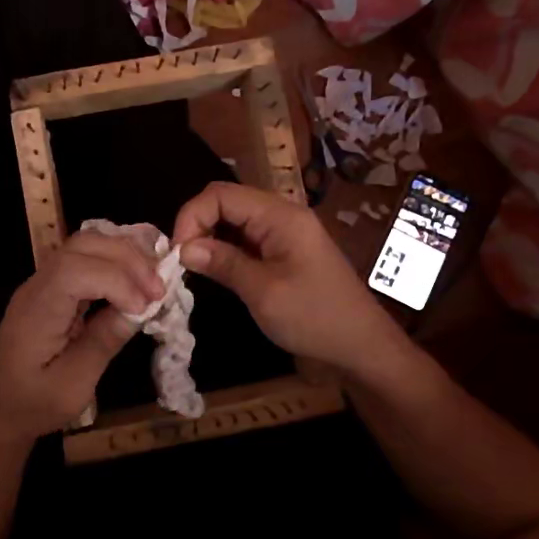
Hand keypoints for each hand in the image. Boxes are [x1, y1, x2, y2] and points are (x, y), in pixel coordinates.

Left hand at [0, 230, 163, 439]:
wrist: (1, 411)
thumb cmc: (35, 403)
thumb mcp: (74, 384)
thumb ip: (104, 341)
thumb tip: (140, 309)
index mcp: (37, 310)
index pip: (75, 269)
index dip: (116, 279)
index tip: (143, 307)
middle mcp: (37, 286)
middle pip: (83, 244)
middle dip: (127, 259)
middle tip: (159, 289)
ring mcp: (44, 282)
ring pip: (87, 244)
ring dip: (125, 255)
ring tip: (153, 282)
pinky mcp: (54, 287)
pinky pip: (86, 257)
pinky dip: (117, 261)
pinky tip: (137, 279)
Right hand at [172, 182, 408, 374]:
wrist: (360, 345)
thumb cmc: (314, 317)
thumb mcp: (263, 292)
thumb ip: (223, 263)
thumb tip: (183, 248)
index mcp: (280, 215)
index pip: (222, 194)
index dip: (192, 215)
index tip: (178, 252)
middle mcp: (282, 216)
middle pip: (227, 203)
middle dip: (198, 226)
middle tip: (182, 262)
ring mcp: (285, 234)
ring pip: (235, 222)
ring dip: (210, 239)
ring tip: (192, 269)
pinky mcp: (284, 253)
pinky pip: (247, 240)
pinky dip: (227, 251)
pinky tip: (215, 272)